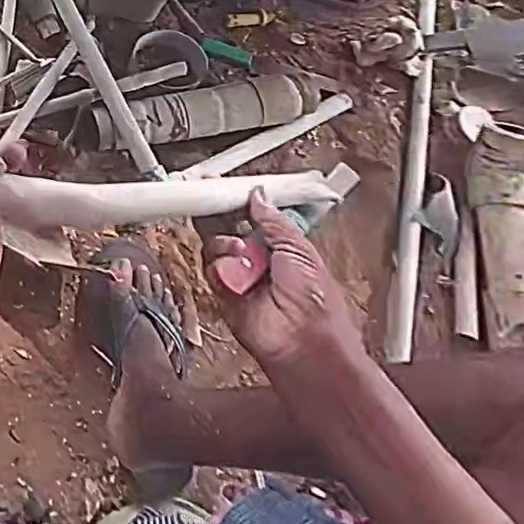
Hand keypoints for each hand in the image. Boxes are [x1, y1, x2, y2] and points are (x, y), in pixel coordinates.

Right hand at [203, 189, 363, 373]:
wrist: (304, 339)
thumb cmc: (315, 300)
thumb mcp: (299, 248)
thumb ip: (273, 220)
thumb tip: (257, 196)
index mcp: (278, 243)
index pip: (250, 214)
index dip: (237, 199)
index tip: (223, 184)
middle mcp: (255, 256)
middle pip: (226, 224)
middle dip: (218, 211)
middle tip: (208, 196)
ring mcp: (238, 273)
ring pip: (215, 242)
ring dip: (226, 242)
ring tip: (242, 251)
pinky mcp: (223, 290)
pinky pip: (211, 266)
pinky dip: (222, 265)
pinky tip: (237, 270)